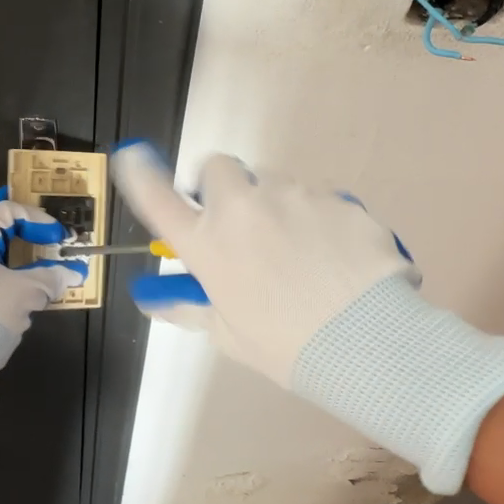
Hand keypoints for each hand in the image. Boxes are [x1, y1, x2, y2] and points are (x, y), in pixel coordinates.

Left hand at [0, 191, 85, 437]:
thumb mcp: (27, 292)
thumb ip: (53, 276)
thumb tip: (76, 273)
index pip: (4, 211)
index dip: (35, 217)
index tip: (56, 235)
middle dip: (21, 224)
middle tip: (45, 230)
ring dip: (15, 243)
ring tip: (38, 250)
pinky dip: (6, 260)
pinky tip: (25, 271)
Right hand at [111, 142, 503, 492]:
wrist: (369, 344)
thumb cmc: (286, 347)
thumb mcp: (229, 333)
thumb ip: (192, 306)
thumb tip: (156, 299)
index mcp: (208, 243)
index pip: (157, 197)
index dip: (141, 173)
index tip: (133, 156)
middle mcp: (242, 208)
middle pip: (217, 168)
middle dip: (222, 188)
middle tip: (240, 223)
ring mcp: (294, 196)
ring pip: (274, 183)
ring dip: (276, 206)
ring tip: (301, 251)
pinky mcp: (338, 198)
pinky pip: (319, 200)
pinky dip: (320, 220)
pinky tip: (336, 257)